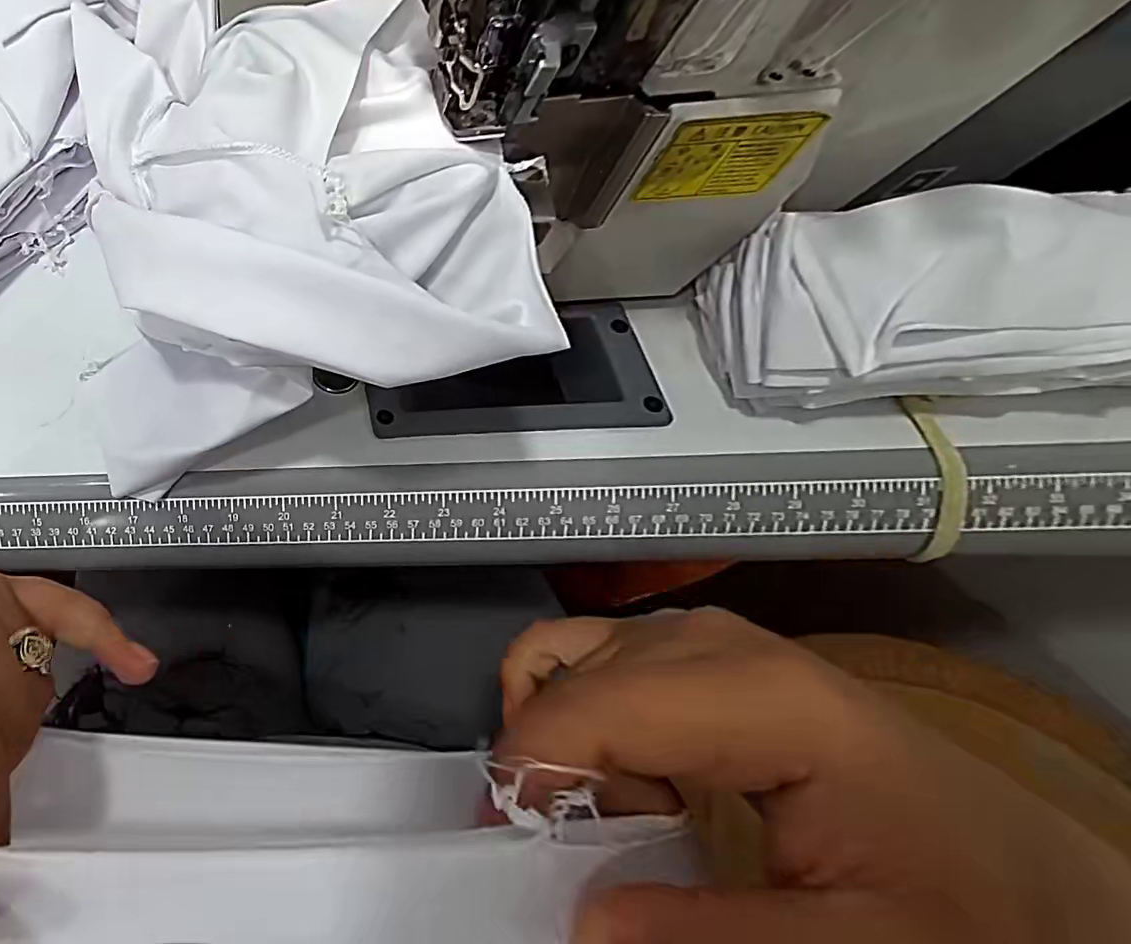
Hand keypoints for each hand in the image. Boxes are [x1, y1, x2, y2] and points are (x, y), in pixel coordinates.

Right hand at [496, 608, 1130, 943]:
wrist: (1042, 881)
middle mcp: (712, 640)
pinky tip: (623, 772)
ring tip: (600, 807)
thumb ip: (713, 938)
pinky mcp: (697, 650)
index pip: (592, 708)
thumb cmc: (975, 914)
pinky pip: (589, 656)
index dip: (531, 770)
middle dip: (540, 757)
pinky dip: (575, 709)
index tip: (508, 840)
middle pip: (570, 678)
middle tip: (553, 841)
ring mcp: (700, 636)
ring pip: (565, 656)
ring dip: (556, 732)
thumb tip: (580, 922)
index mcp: (758, 695)